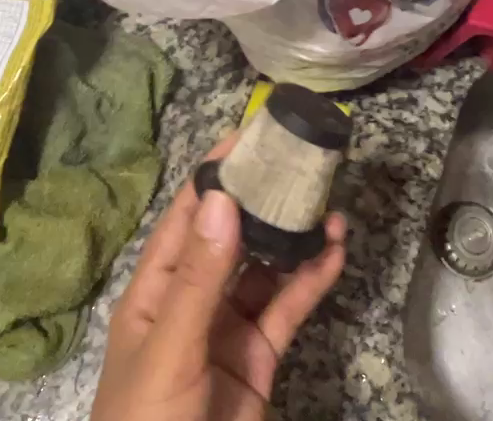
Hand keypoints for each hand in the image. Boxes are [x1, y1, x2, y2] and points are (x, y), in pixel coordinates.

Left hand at [92, 133, 347, 420]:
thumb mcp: (169, 351)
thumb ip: (199, 279)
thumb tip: (223, 197)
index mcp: (156, 291)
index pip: (188, 218)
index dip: (215, 174)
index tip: (249, 135)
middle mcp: (193, 299)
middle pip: (232, 235)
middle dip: (264, 199)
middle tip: (303, 162)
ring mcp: (228, 328)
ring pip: (266, 268)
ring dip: (295, 237)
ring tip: (329, 204)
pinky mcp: (259, 357)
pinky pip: (288, 308)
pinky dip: (311, 280)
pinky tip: (336, 252)